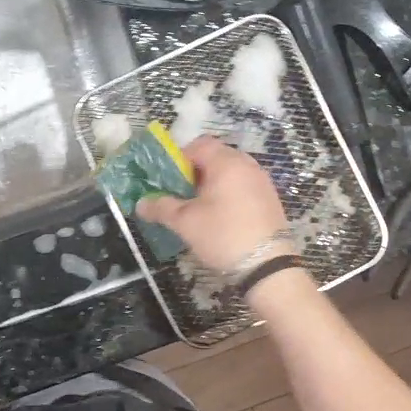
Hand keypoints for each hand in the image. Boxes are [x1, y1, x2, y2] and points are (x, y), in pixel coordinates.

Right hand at [137, 135, 290, 272]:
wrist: (267, 265)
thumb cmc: (223, 235)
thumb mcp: (186, 222)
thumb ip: (162, 208)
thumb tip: (140, 203)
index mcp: (227, 162)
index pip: (199, 144)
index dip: (180, 157)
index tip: (168, 179)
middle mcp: (248, 165)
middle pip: (216, 157)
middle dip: (195, 172)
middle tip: (181, 195)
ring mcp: (262, 182)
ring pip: (231, 173)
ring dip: (213, 184)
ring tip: (200, 208)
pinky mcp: (270, 199)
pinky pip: (244, 187)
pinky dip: (230, 194)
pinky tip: (222, 217)